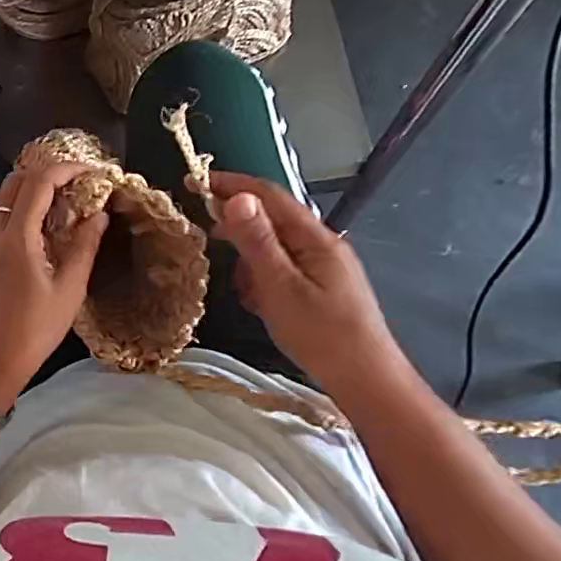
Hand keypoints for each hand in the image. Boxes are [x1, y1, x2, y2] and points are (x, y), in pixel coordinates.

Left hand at [0, 163, 108, 409]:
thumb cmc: (35, 329)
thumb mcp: (70, 290)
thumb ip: (84, 247)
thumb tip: (98, 215)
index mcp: (17, 238)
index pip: (38, 184)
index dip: (65, 169)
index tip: (90, 172)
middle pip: (14, 182)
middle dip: (46, 173)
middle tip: (76, 182)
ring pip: (0, 196)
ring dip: (27, 186)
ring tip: (58, 197)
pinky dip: (16, 204)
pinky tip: (38, 221)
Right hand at [210, 171, 407, 390]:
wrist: (366, 380)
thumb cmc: (322, 335)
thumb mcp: (281, 287)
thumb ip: (258, 242)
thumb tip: (236, 197)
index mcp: (314, 238)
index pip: (268, 195)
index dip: (230, 183)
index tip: (194, 180)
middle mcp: (320, 244)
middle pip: (272, 218)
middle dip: (237, 223)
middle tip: (204, 230)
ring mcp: (322, 266)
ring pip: (274, 246)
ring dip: (250, 259)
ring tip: (241, 288)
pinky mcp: (320, 286)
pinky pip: (282, 268)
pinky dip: (263, 278)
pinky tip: (258, 301)